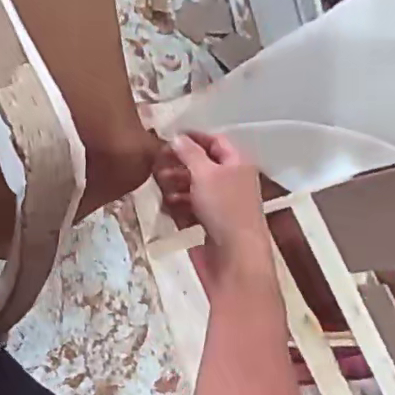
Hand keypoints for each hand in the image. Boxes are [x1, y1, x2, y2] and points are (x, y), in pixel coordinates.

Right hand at [154, 132, 270, 287]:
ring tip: (158, 182)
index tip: (168, 137)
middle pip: (201, 164)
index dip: (193, 137)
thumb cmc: (225, 209)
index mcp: (237, 164)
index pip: (215, 141)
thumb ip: (190, 153)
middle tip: (157, 161)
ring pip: (192, 186)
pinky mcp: (206, 224)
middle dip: (179, 162)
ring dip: (174, 183)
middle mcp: (229, 181)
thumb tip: (177, 138)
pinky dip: (176, 203)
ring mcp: (217, 204)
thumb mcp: (206, 173)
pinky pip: (188, 207)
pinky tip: (165, 204)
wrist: (234, 257)